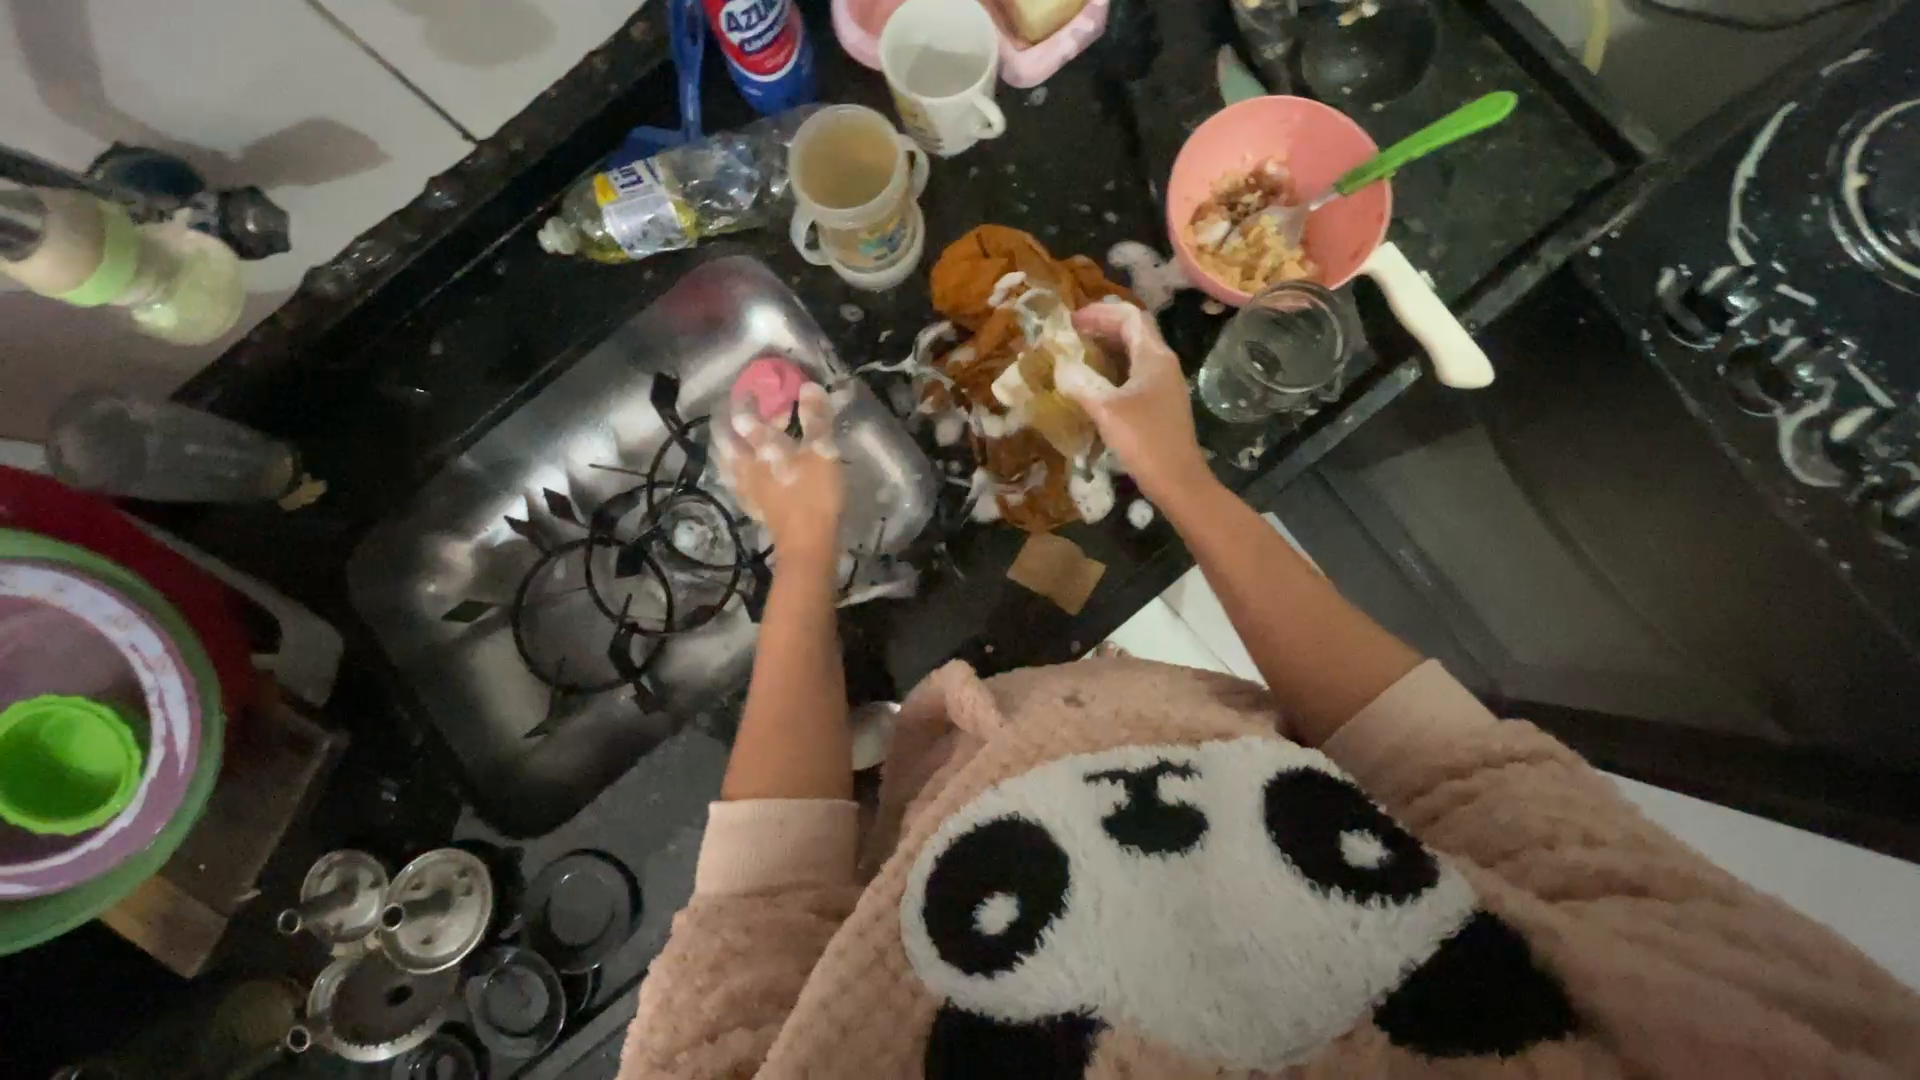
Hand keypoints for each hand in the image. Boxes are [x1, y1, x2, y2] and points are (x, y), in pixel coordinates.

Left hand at [716, 382, 845, 565]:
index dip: (746, 401)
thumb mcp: (821, 452)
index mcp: (762, 447)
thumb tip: (809, 386)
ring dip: (732, 450)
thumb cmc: (815, 494)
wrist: (807, 543)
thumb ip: (816, 418)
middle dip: (730, 426)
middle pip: (729, 441)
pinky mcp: (755, 508)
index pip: (745, 416)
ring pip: (730, 464)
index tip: (751, 389)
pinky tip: (747, 476)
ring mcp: (749, 489)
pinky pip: (740, 486)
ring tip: (737, 443)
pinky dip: (741, 476)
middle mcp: (748, 465)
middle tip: (737, 415)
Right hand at [1056, 301, 1213, 504]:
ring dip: (1107, 348)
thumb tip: (1061, 366)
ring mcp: (1165, 384)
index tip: (1071, 321)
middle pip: (1134, 331)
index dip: (1100, 313)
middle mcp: (1163, 363)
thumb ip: (1082, 382)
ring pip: (1135, 353)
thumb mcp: (1107, 409)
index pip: (1130, 316)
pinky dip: (1114, 369)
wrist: (1178, 480)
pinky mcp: (1161, 403)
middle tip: (1071, 336)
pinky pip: (1136, 373)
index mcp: (1154, 357)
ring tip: (1078, 355)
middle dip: (1102, 328)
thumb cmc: (1144, 441)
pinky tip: (1094, 385)